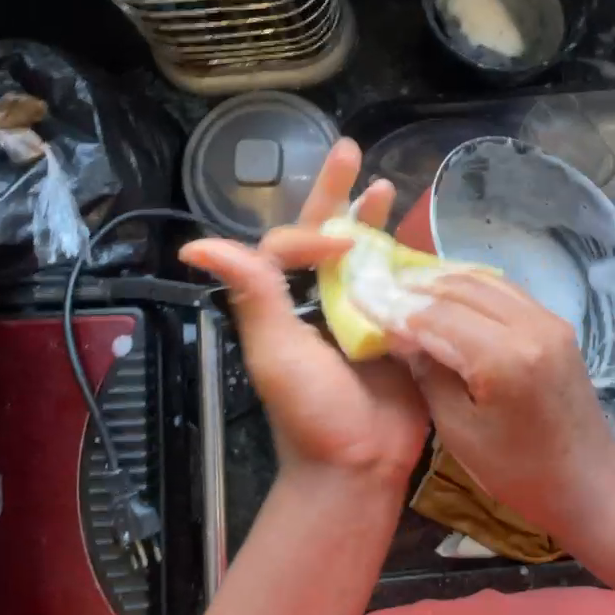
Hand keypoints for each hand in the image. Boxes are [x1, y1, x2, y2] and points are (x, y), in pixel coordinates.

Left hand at [179, 140, 428, 487]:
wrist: (360, 463)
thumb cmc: (311, 410)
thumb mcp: (274, 350)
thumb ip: (251, 293)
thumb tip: (194, 245)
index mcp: (285, 301)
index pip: (291, 243)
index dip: (313, 231)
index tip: (341, 244)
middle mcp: (319, 299)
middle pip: (325, 235)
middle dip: (337, 193)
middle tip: (350, 151)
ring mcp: (360, 313)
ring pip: (364, 255)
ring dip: (374, 220)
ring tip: (386, 185)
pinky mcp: (397, 331)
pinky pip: (400, 286)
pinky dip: (408, 259)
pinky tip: (421, 236)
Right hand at [390, 272, 614, 531]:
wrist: (588, 482)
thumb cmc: (518, 471)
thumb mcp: (459, 431)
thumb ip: (429, 374)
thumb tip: (400, 335)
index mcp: (506, 358)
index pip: (438, 316)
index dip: (397, 308)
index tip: (363, 300)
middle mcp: (531, 327)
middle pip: (461, 289)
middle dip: (416, 287)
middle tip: (378, 286)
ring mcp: (549, 321)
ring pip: (486, 282)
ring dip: (443, 281)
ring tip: (405, 284)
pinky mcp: (557, 324)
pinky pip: (506, 292)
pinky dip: (472, 287)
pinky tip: (447, 293)